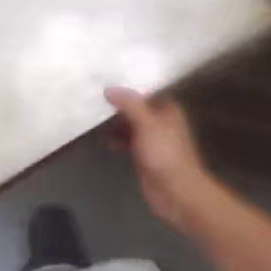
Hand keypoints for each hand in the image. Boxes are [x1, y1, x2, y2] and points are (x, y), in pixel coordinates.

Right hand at [105, 87, 215, 229]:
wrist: (176, 192)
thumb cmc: (165, 154)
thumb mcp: (147, 123)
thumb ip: (129, 104)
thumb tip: (109, 89)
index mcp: (168, 111)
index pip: (147, 92)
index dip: (129, 86)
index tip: (107, 79)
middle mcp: (161, 122)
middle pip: (137, 108)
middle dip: (119, 104)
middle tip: (95, 95)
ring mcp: (152, 140)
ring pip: (131, 125)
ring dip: (116, 122)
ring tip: (95, 114)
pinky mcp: (144, 156)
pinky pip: (128, 142)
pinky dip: (117, 139)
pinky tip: (105, 139)